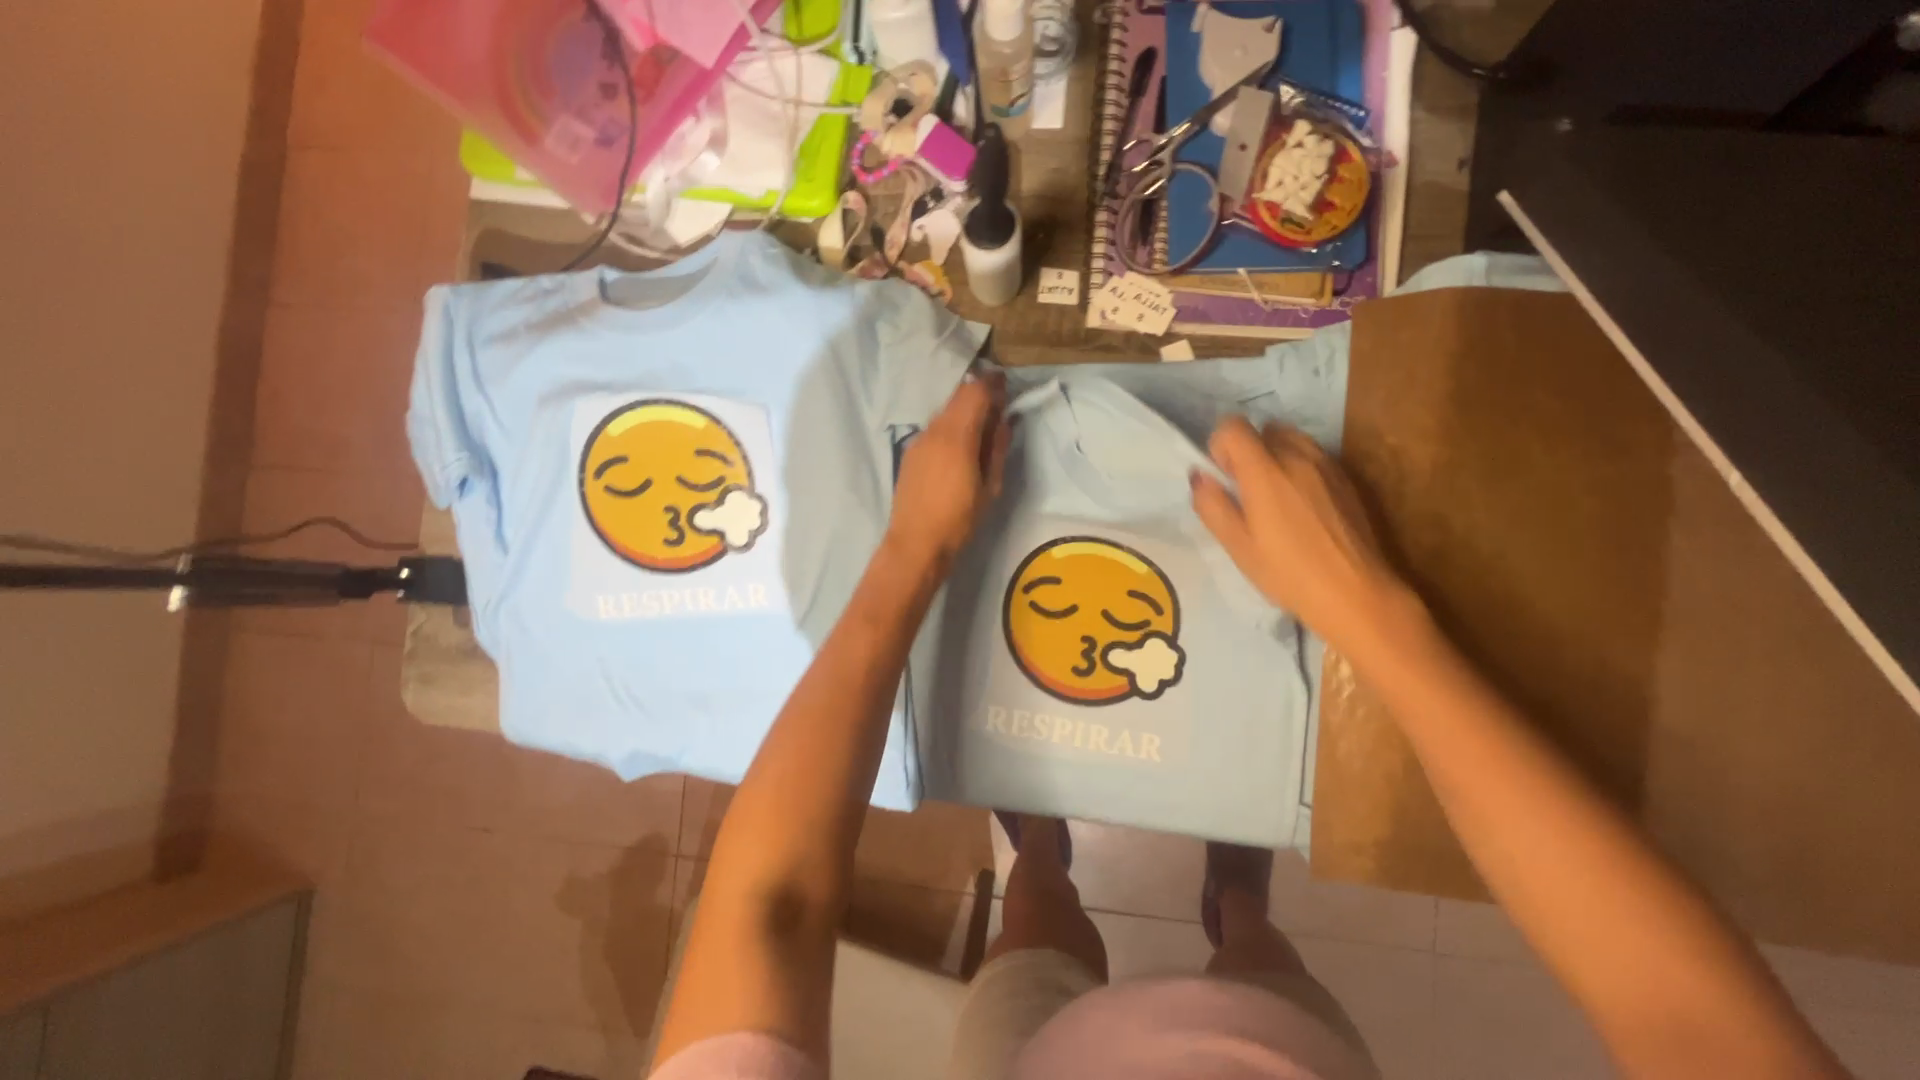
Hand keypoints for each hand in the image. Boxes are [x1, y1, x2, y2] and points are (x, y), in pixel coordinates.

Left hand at [886, 373, 1010, 566]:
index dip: (992, 383)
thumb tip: (1004, 422)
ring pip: (945, 413)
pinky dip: (951, 427)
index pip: (974, 392)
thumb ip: (996, 449)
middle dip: (979, 394)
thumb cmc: (959, 520)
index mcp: (956, 436)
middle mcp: (933, 431)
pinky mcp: (910, 454)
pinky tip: (961, 447)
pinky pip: (934, 430)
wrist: (915, 545)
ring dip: (964, 412)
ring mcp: (918, 441)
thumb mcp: (989, 487)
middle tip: (998, 404)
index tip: (1006, 384)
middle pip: (957, 397)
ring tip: (982, 428)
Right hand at [1190, 416, 1415, 652]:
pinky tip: (1304, 509)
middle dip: (1249, 452)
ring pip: (1292, 439)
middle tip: (1248, 492)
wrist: (1356, 593)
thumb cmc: (1288, 574)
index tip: (1224, 479)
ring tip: (1276, 499)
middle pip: (1264, 429)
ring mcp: (1328, 465)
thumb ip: (1212, 505)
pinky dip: (1300, 469)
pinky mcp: (1348, 480)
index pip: (1233, 426)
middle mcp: (1298, 456)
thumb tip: (1200, 476)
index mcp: (1265, 471)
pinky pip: (1315, 457)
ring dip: (1276, 457)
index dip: (1220, 447)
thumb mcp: (1238, 547)